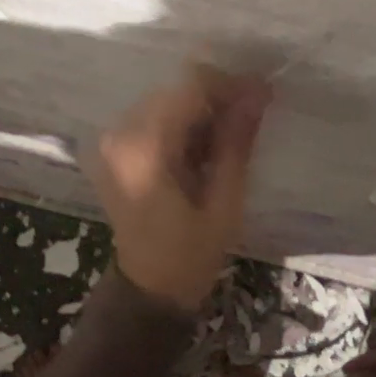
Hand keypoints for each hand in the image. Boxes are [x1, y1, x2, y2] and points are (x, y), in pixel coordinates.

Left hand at [90, 63, 271, 310]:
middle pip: (176, 90)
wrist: (148, 292)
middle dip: (217, 95)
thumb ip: (236, 142)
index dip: (229, 84)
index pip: (189, 89)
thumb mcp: (224, 203)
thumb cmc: (189, 256)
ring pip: (167, 100)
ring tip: (234, 133)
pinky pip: (154, 118)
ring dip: (202, 109)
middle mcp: (120, 135)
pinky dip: (184, 123)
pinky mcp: (115, 150)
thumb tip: (258, 92)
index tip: (263, 93)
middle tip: (254, 112)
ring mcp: (112, 141)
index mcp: (144, 150)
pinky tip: (207, 146)